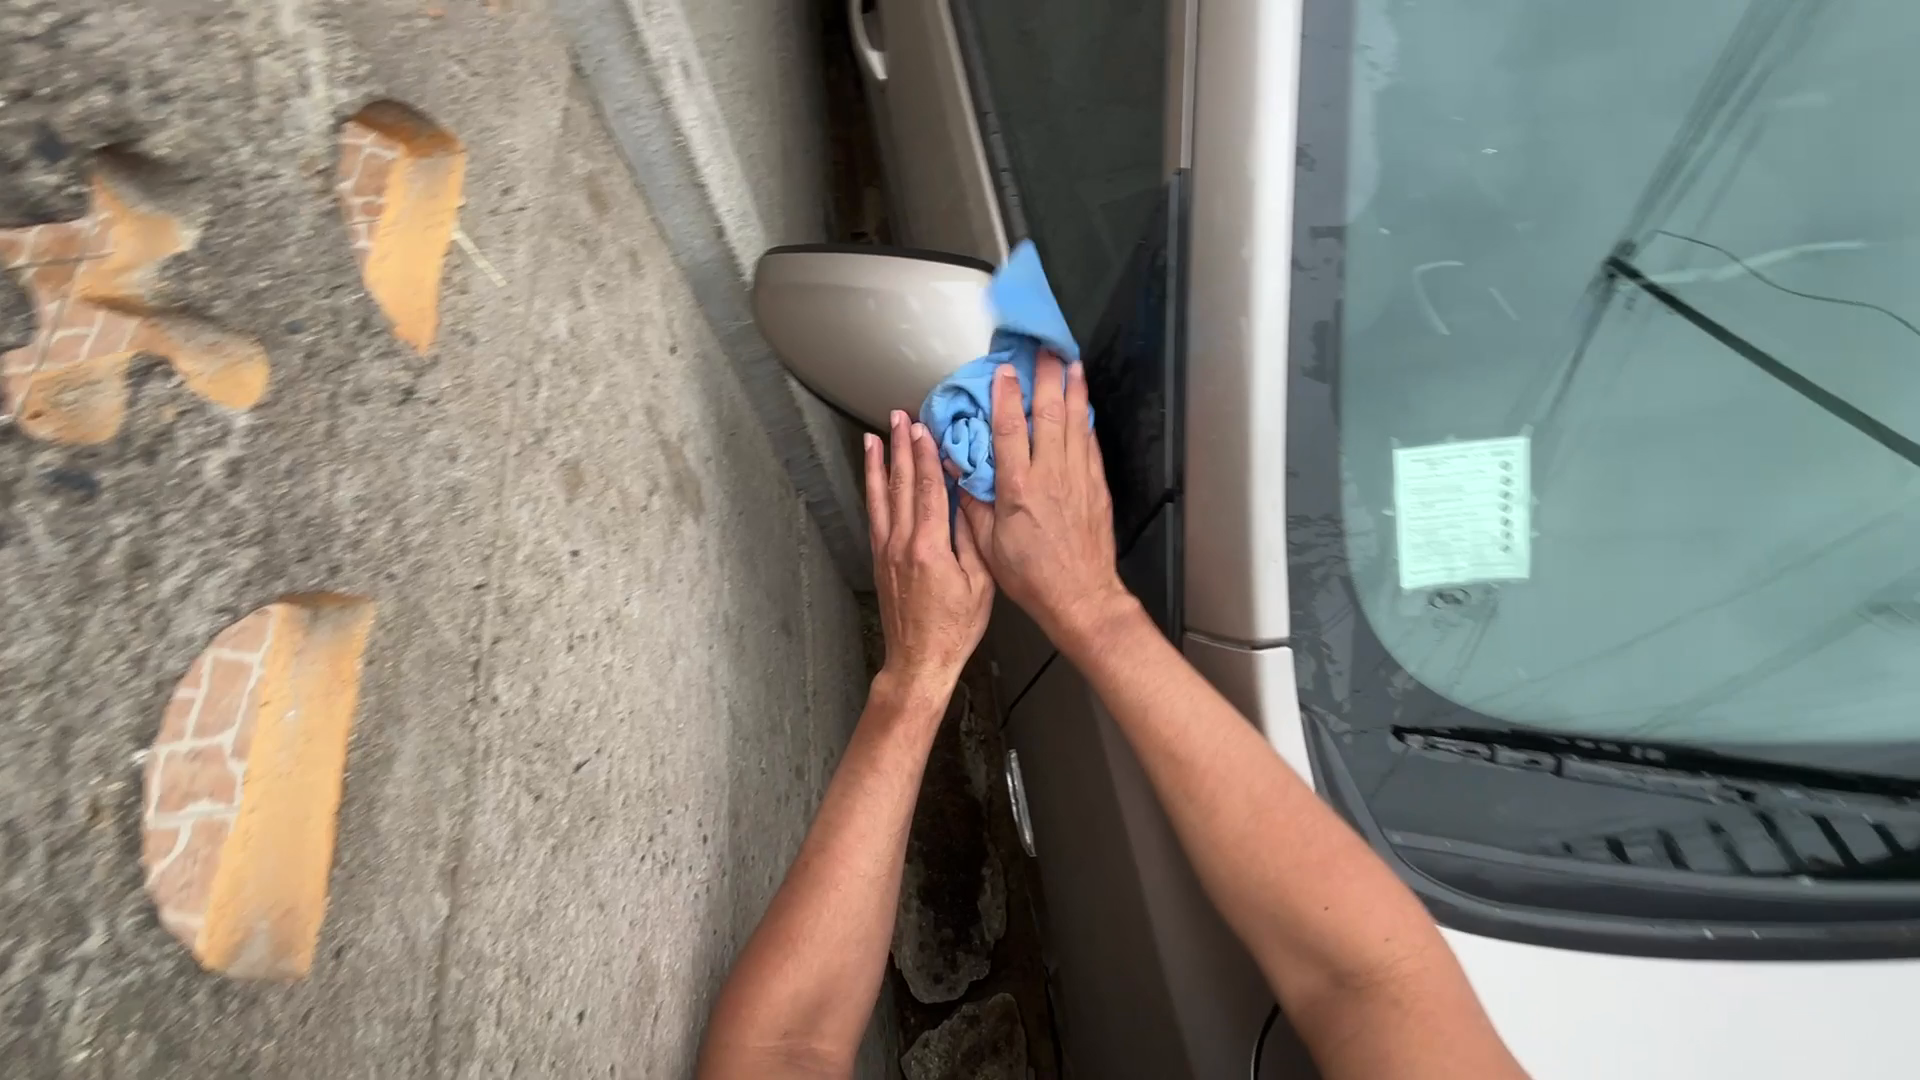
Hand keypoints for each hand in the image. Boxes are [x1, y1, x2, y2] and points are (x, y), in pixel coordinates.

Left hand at [867, 410, 994, 688]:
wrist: (919, 660)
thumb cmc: (954, 628)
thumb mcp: (980, 584)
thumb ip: (970, 539)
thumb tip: (965, 501)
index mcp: (930, 547)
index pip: (928, 489)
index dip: (926, 455)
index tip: (923, 429)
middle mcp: (902, 544)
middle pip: (901, 485)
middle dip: (901, 448)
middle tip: (898, 419)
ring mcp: (887, 552)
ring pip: (880, 498)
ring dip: (879, 465)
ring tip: (875, 438)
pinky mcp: (880, 561)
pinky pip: (875, 516)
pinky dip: (872, 492)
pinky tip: (873, 479)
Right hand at [957, 353, 1132, 645]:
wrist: (1080, 597)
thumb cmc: (1030, 576)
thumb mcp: (988, 544)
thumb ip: (972, 503)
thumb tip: (956, 470)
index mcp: (1019, 489)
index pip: (1011, 430)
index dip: (1007, 396)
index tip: (1004, 371)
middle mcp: (1051, 476)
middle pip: (1050, 415)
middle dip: (1047, 378)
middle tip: (1046, 350)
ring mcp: (1078, 479)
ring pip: (1076, 424)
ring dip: (1074, 390)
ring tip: (1072, 363)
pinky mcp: (1096, 488)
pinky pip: (1091, 446)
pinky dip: (1087, 422)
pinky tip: (1086, 407)